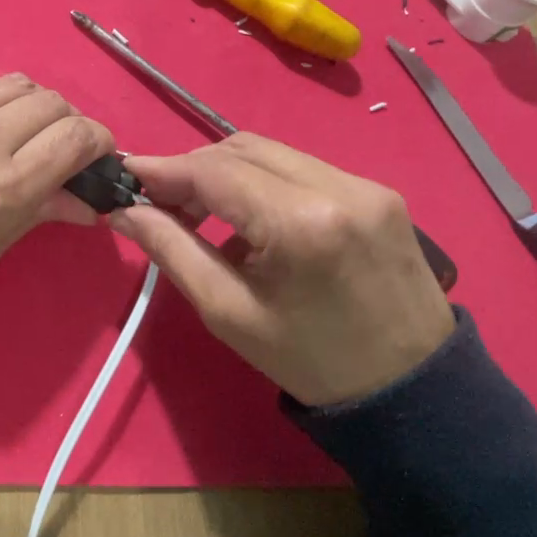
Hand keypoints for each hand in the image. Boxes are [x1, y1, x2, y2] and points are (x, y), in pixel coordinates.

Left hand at [0, 74, 114, 280]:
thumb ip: (39, 214)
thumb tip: (88, 204)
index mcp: (8, 186)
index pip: (77, 136)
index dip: (100, 141)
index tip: (99, 156)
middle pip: (53, 103)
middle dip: (71, 122)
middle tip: (63, 147)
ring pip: (19, 84)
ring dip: (37, 104)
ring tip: (28, 129)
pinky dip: (1, 99)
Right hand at [108, 134, 452, 406]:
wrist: (411, 389)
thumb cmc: (309, 360)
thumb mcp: (227, 312)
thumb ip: (171, 250)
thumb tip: (125, 211)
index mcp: (300, 222)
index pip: (215, 171)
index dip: (163, 169)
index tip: (125, 176)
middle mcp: (338, 186)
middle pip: (242, 148)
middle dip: (192, 168)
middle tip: (158, 202)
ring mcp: (365, 185)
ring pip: (272, 153)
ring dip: (225, 173)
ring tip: (198, 212)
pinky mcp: (379, 192)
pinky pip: (301, 169)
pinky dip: (262, 183)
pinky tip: (248, 221)